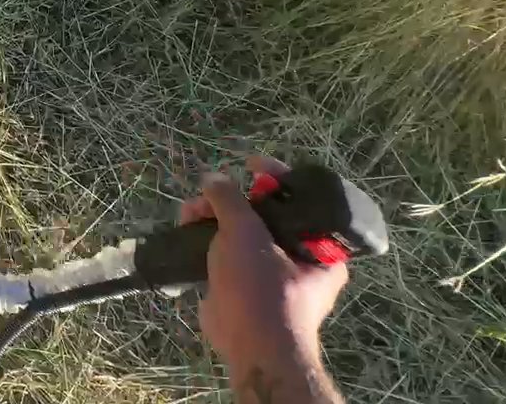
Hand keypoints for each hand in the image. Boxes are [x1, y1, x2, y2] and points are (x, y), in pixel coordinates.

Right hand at [180, 156, 347, 403]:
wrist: (250, 344)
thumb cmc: (261, 289)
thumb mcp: (246, 235)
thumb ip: (230, 201)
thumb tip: (213, 178)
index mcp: (318, 250)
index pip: (302, 201)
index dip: (277, 177)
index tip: (250, 163)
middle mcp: (297, 257)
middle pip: (261, 211)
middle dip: (228, 198)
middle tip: (206, 197)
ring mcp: (268, 268)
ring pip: (237, 226)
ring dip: (210, 214)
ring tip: (189, 215)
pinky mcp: (242, 278)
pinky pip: (224, 245)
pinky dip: (205, 233)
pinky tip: (187, 228)